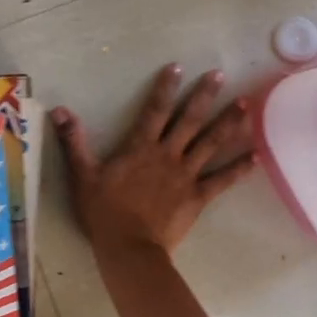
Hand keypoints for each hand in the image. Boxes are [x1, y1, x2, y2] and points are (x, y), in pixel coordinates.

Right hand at [55, 64, 257, 258]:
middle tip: (221, 75)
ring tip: (245, 104)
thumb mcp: (83, 175)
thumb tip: (60, 109)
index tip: (178, 67)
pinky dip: (240, 168)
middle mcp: (167, 155)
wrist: (129, 249)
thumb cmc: (104, 213)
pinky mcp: (198, 197)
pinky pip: (222, 180)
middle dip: (205, 96)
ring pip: (211, 143)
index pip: (154, 110)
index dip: (165, 88)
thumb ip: (74, 141)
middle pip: (190, 120)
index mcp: (141, 148)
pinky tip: (257, 155)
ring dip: (228, 123)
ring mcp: (186, 175)